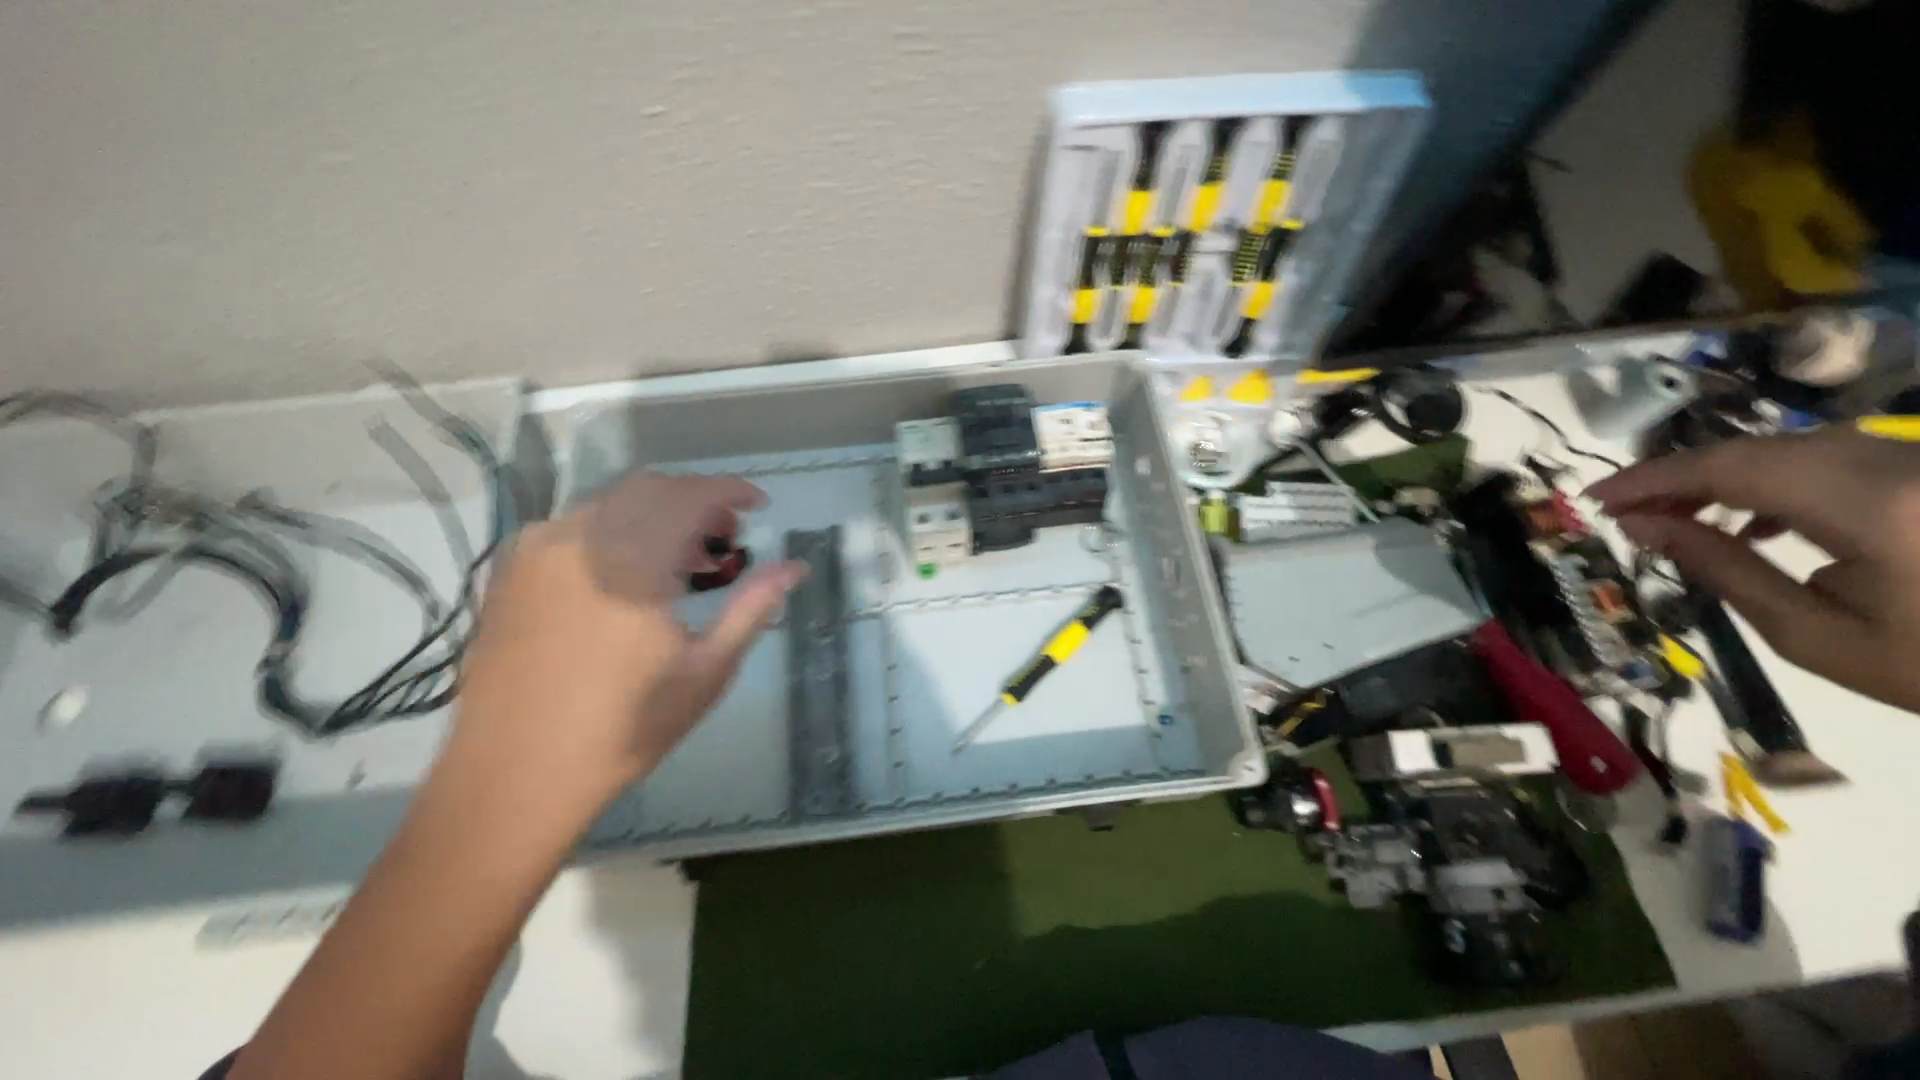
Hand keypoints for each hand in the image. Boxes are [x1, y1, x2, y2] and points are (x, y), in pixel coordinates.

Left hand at [444, 471, 805, 807]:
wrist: (515, 772)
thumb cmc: (625, 729)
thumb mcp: (706, 671)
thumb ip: (753, 607)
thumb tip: (796, 567)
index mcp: (633, 563)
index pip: (692, 496)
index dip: (731, 492)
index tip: (759, 506)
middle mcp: (581, 539)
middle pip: (651, 488)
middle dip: (695, 501)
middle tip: (724, 539)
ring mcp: (538, 550)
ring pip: (609, 502)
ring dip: (653, 514)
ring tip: (678, 562)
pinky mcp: (511, 569)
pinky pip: (573, 525)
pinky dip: (612, 531)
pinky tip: (624, 575)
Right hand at [1586, 428, 1919, 710]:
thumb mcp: (1815, 634)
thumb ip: (1723, 570)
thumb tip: (1641, 525)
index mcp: (1871, 506)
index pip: (1732, 468)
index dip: (1652, 477)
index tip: (1593, 498)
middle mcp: (1898, 462)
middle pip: (1759, 449)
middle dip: (1680, 477)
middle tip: (1625, 512)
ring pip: (1794, 448)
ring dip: (1723, 478)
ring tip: (1677, 518)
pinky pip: (1833, 459)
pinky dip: (1775, 481)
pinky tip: (1756, 521)